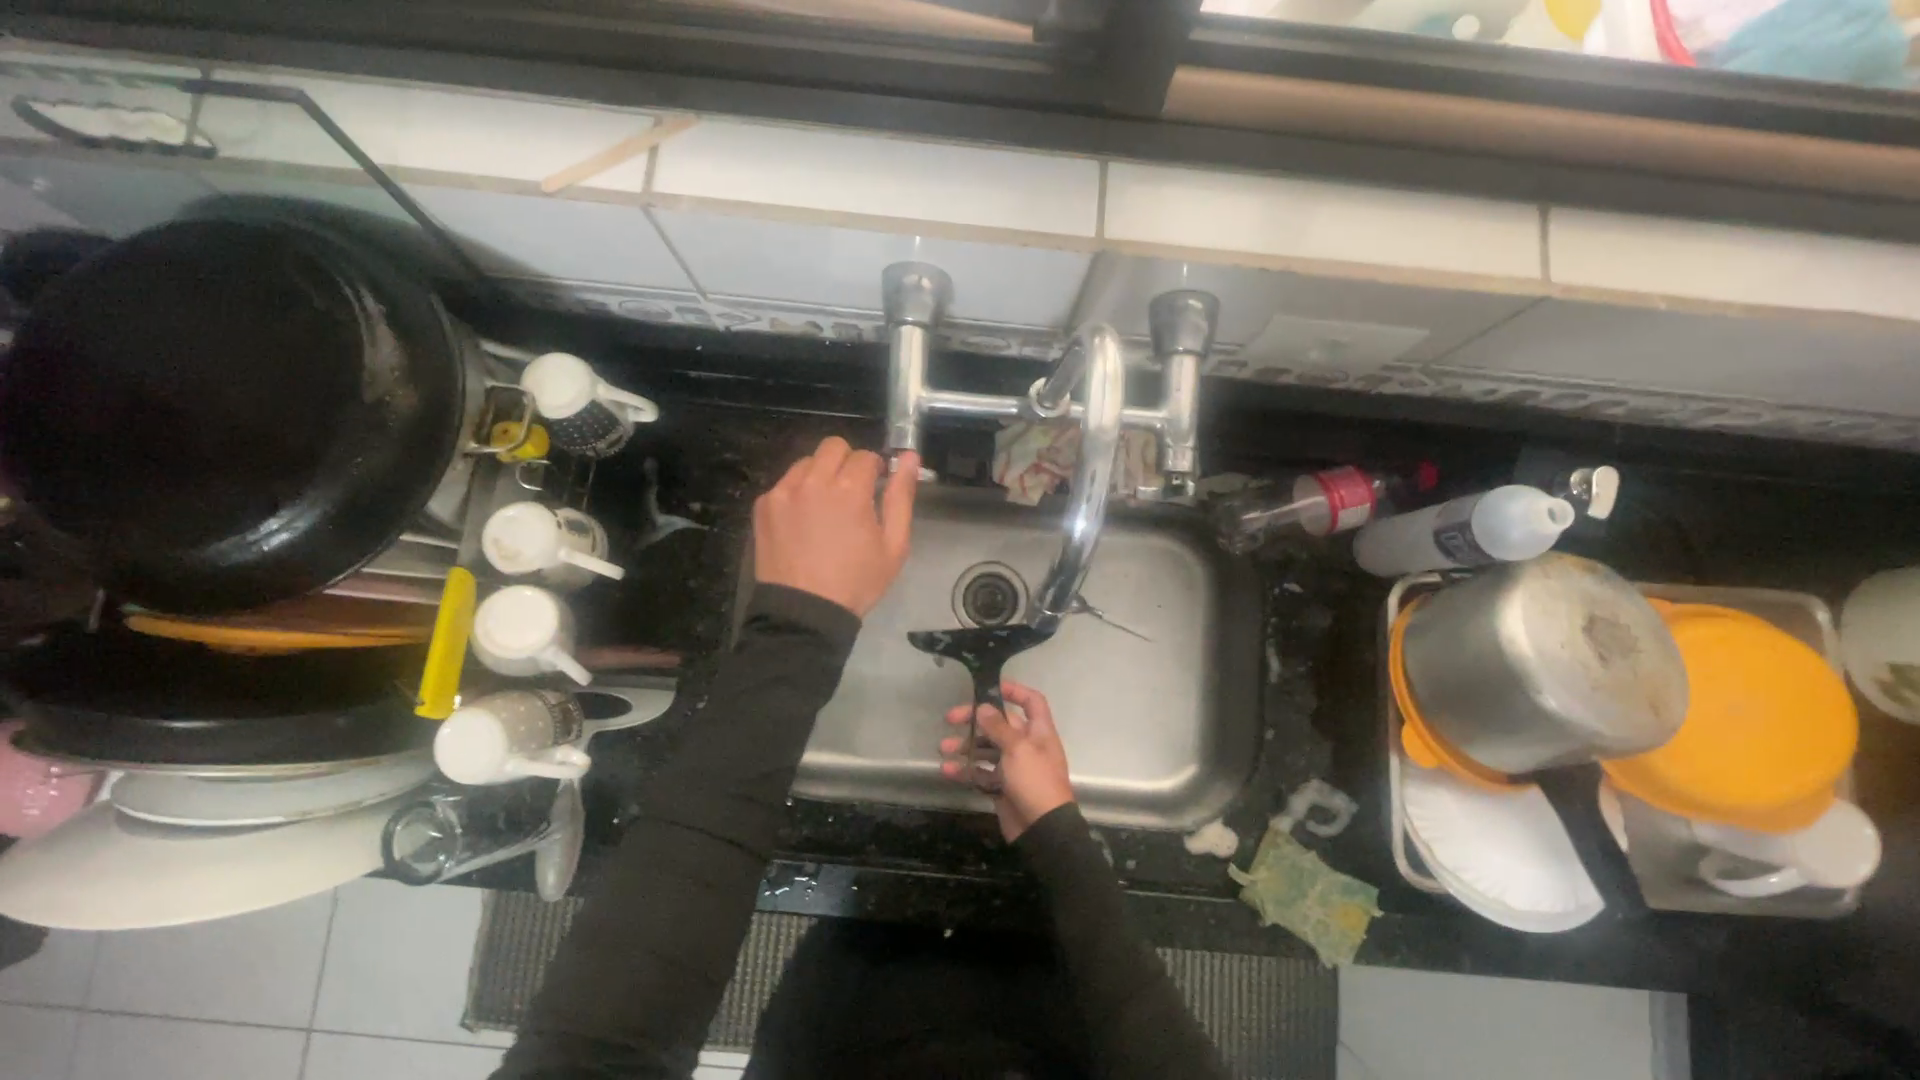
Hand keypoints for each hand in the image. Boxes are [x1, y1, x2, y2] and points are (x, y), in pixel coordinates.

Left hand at [753, 437, 917, 616]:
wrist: (805, 613)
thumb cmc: (856, 582)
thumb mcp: (893, 545)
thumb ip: (901, 496)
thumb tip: (909, 456)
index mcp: (850, 489)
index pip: (865, 456)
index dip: (874, 471)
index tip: (874, 490)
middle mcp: (814, 481)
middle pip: (833, 446)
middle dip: (846, 462)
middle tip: (850, 494)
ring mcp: (783, 492)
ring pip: (806, 462)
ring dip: (819, 475)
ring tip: (824, 509)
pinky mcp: (764, 506)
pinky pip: (785, 484)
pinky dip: (797, 494)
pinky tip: (802, 523)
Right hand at [940, 680, 1074, 842]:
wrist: (1043, 829)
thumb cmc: (1035, 781)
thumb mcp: (1018, 749)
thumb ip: (999, 727)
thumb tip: (984, 707)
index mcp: (1038, 731)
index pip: (1031, 701)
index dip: (1014, 691)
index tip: (989, 689)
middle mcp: (1027, 745)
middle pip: (1000, 724)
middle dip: (975, 721)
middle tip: (951, 719)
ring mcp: (1014, 767)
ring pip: (986, 749)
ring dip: (965, 747)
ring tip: (944, 749)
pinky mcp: (1001, 786)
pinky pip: (981, 772)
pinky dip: (965, 770)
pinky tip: (948, 770)